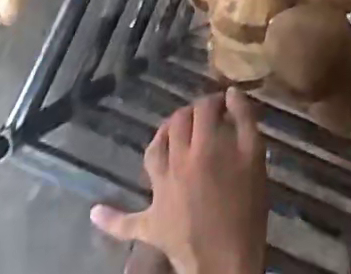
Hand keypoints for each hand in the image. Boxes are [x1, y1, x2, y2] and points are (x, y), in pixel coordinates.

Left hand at [90, 88, 267, 273]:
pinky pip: (125, 222)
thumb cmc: (247, 209)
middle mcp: (176, 163)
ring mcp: (159, 192)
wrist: (228, 263)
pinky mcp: (150, 223)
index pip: (203, 109)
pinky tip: (95, 213)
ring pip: (152, 153)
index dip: (214, 100)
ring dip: (161, 137)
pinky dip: (110, 218)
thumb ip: (245, 120)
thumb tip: (231, 93)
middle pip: (176, 124)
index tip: (224, 102)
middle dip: (191, 113)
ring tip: (172, 132)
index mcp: (203, 147)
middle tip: (205, 116)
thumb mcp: (255, 159)